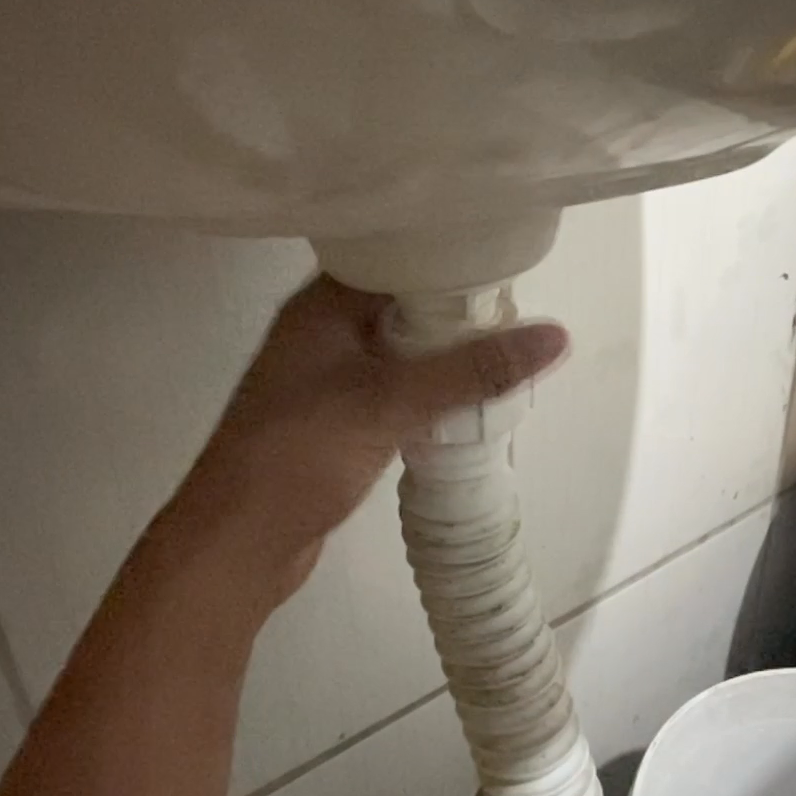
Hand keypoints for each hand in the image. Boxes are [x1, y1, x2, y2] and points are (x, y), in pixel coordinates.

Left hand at [145, 276, 568, 609]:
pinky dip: (427, 391)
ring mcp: (326, 379)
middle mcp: (320, 332)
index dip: (445, 254)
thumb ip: (471, 370)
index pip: (391, 258)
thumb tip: (556, 334)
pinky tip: (468, 397)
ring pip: (397, 351)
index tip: (503, 255)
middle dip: (453, 310)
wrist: (239, 542)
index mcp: (320, 306)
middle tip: (517, 307)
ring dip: (442, 354)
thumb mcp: (390, 402)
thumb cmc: (302, 453)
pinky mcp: (337, 420)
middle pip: (399, 305)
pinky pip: (392, 390)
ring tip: (506, 347)